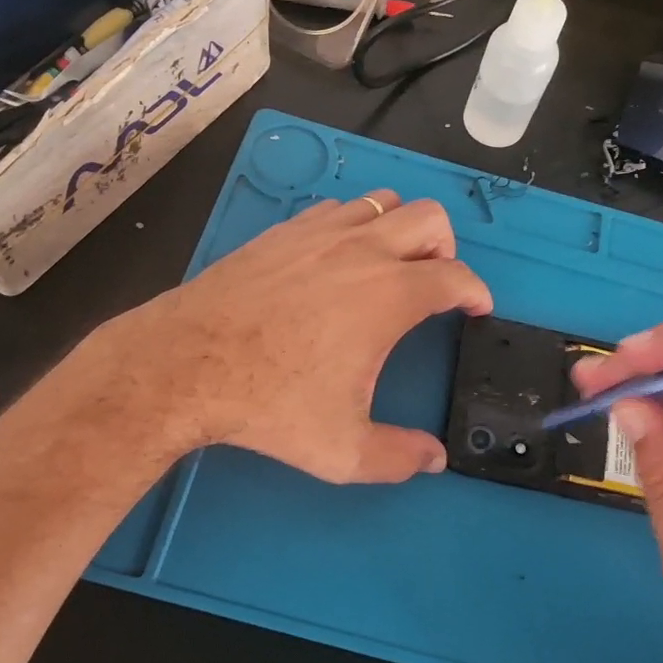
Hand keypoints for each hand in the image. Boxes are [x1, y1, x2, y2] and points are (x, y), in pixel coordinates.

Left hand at [65, 190, 492, 483]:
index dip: (476, 292)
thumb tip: (433, 459)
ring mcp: (320, 234)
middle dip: (446, 247)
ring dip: (399, 228)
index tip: (475, 308)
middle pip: (430, 218)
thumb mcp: (342, 449)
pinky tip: (336, 259)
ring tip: (390, 264)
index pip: (457, 277)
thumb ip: (397, 456)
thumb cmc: (269, 404)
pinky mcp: (283, 231)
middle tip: (436, 281)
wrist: (186, 364)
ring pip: (382, 203)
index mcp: (390, 296)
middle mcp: (363, 252)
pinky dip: (353, 225)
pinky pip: (336, 210)